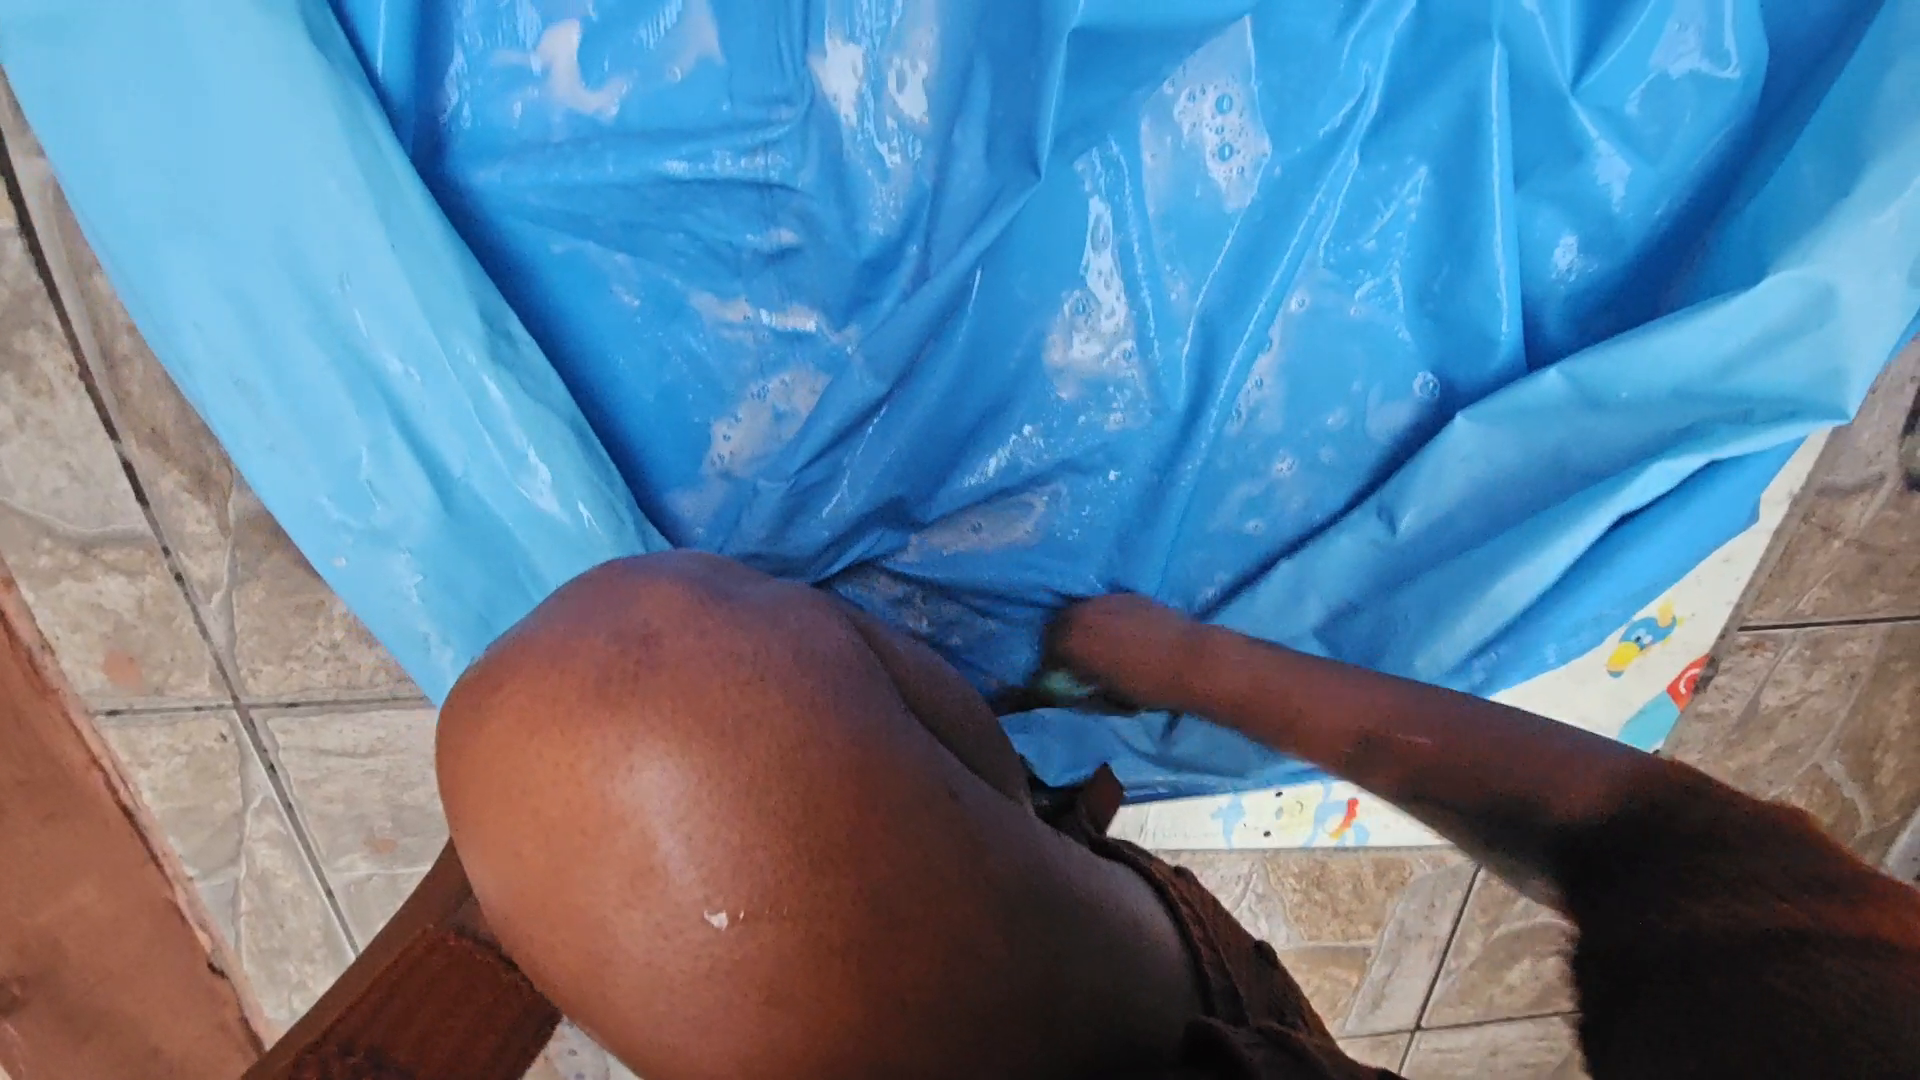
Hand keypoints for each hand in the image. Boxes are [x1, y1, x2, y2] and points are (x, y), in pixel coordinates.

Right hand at [1046, 594, 1205, 712]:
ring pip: (1082, 610)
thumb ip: (1082, 678)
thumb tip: (1074, 676)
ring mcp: (1105, 599)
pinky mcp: (1127, 594)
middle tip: (1076, 657)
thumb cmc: (1147, 684)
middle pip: (1060, 623)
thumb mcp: (1105, 690)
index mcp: (1070, 639)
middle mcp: (1082, 613)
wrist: (1191, 660)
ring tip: (1098, 642)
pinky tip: (1120, 632)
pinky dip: (1104, 617)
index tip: (1061, 672)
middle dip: (1063, 639)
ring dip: (1083, 625)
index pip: (1047, 648)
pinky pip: (1104, 605)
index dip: (1052, 662)